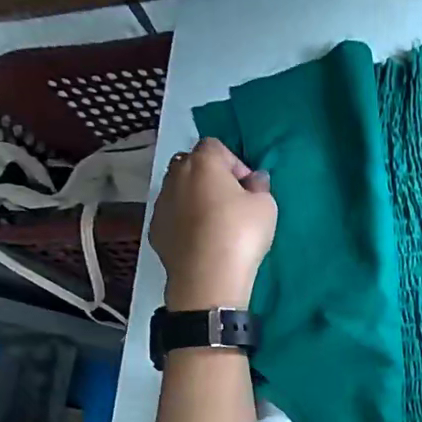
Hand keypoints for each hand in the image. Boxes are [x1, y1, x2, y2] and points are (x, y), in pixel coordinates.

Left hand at [151, 138, 277, 309]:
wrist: (208, 275)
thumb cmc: (241, 233)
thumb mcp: (266, 207)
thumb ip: (260, 187)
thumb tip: (254, 180)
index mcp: (204, 163)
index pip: (215, 145)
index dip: (234, 162)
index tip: (247, 186)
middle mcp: (176, 175)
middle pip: (191, 164)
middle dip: (210, 177)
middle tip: (230, 201)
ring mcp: (161, 202)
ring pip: (178, 189)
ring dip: (195, 198)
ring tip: (214, 223)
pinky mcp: (155, 228)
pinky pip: (172, 215)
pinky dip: (184, 220)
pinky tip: (200, 240)